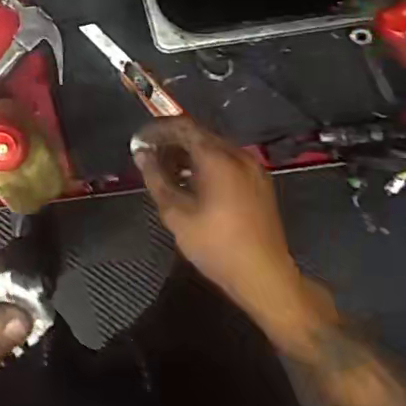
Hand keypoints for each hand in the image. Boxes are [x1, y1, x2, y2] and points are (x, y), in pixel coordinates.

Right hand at [131, 117, 330, 349]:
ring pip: (213, 149)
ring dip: (188, 154)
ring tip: (166, 170)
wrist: (266, 279)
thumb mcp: (175, 213)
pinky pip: (227, 162)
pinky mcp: (260, 184)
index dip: (157, 130)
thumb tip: (142, 154)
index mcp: (217, 158)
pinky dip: (206, 164)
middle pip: (199, 135)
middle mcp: (238, 156)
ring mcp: (253, 170)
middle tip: (149, 156)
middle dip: (171, 142)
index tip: (139, 141)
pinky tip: (191, 182)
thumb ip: (155, 177)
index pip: (182, 127)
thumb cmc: (216, 245)